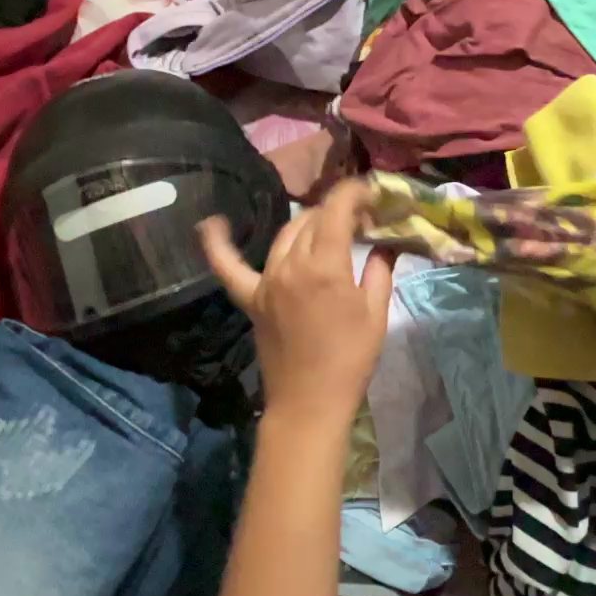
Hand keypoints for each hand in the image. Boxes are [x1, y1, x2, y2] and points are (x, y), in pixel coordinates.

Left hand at [197, 178, 392, 429]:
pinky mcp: (251, 298)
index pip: (338, 209)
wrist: (309, 403)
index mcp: (327, 266)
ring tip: (329, 228)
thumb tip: (385, 242)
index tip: (373, 194)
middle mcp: (292, 264)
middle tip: (362, 221)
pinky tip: (210, 223)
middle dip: (339, 211)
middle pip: (314, 218)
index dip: (356, 193)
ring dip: (309, 223)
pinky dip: (218, 244)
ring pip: (286, 234)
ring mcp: (266, 280)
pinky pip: (228, 266)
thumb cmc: (351, 359)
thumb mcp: (376, 313)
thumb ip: (379, 269)